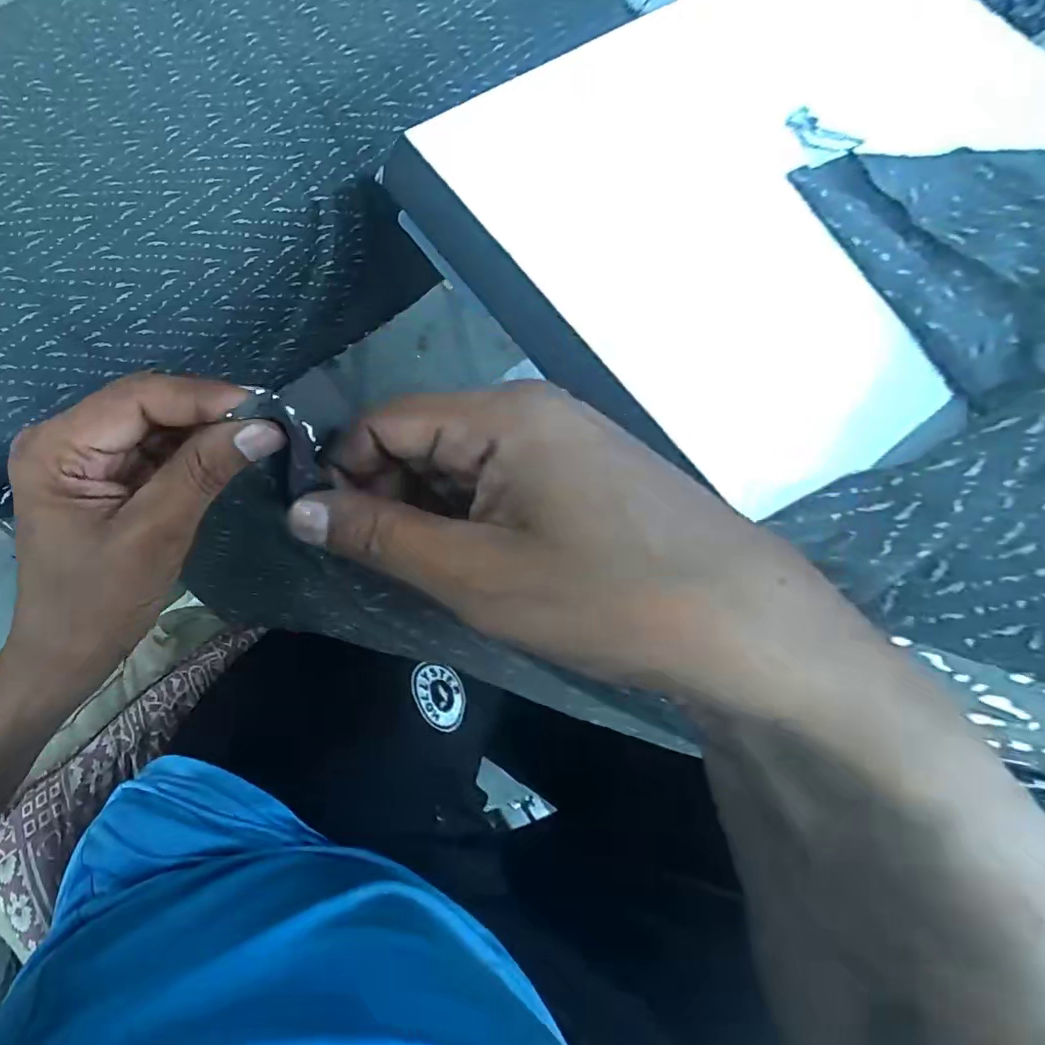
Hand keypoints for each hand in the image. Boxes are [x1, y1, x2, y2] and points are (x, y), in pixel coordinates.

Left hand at [2, 373, 284, 690]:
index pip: (136, 397)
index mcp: (55, 447)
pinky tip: (223, 453)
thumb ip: (203, 473)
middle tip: (264, 422)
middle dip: (204, 411)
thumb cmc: (99, 606)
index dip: (201, 397)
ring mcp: (78, 455)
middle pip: (144, 404)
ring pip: (152, 423)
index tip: (261, 408)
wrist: (64, 657)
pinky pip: (150, 448)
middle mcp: (60, 437)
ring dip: (201, 429)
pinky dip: (188, 450)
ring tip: (253, 434)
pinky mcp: (99, 474)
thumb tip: (263, 426)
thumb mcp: (155, 536)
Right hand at [285, 382, 848, 704]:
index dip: (345, 473)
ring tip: (437, 574)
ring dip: (427, 514)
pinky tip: (480, 565)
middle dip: (385, 497)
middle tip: (386, 564)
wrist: (746, 632)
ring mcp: (559, 439)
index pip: (384, 421)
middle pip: (420, 438)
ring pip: (456, 465)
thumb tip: (298, 510)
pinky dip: (468, 519)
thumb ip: (378, 536)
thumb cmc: (601, 598)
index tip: (333, 534)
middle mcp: (528, 411)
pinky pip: (496, 481)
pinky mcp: (579, 472)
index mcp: (501, 416)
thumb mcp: (472, 575)